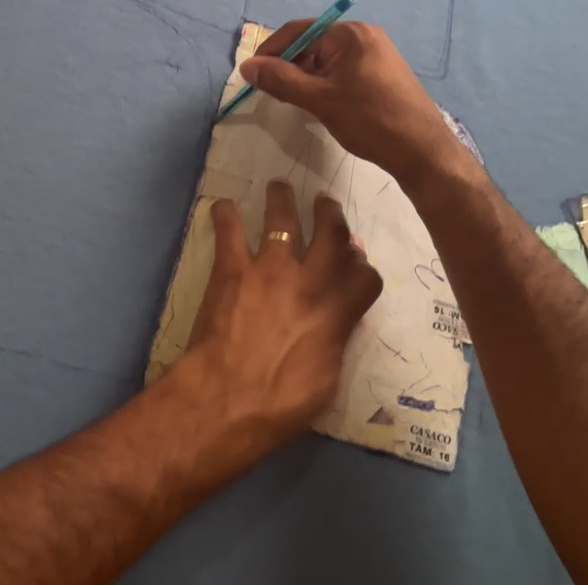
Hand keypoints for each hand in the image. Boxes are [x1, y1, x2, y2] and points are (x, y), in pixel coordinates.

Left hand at [180, 181, 382, 445]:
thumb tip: (340, 317)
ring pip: (283, 219)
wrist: (229, 397)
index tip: (356, 255)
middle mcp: (309, 281)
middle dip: (331, 213)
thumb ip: (335, 337)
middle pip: (331, 233)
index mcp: (337, 311)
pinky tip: (222, 205)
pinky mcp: (233, 268)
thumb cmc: (282, 402)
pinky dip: (225, 214)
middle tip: (325, 202)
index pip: (365, 275)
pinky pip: (230, 230)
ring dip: (282, 198)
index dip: (362, 263)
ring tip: (279, 186)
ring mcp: (270, 270)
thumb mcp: (327, 378)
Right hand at [239, 21, 464, 183]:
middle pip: (312, 44)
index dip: (270, 51)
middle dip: (289, 66)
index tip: (251, 75)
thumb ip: (280, 80)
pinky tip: (322, 105)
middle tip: (272, 93)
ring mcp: (376, 54)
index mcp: (350, 33)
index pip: (298, 32)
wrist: (422, 151)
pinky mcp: (382, 73)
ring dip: (307, 78)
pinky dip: (325, 84)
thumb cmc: (370, 120)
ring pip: (326, 60)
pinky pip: (343, 70)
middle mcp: (364, 36)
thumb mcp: (319, 99)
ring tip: (296, 102)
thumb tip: (247, 67)